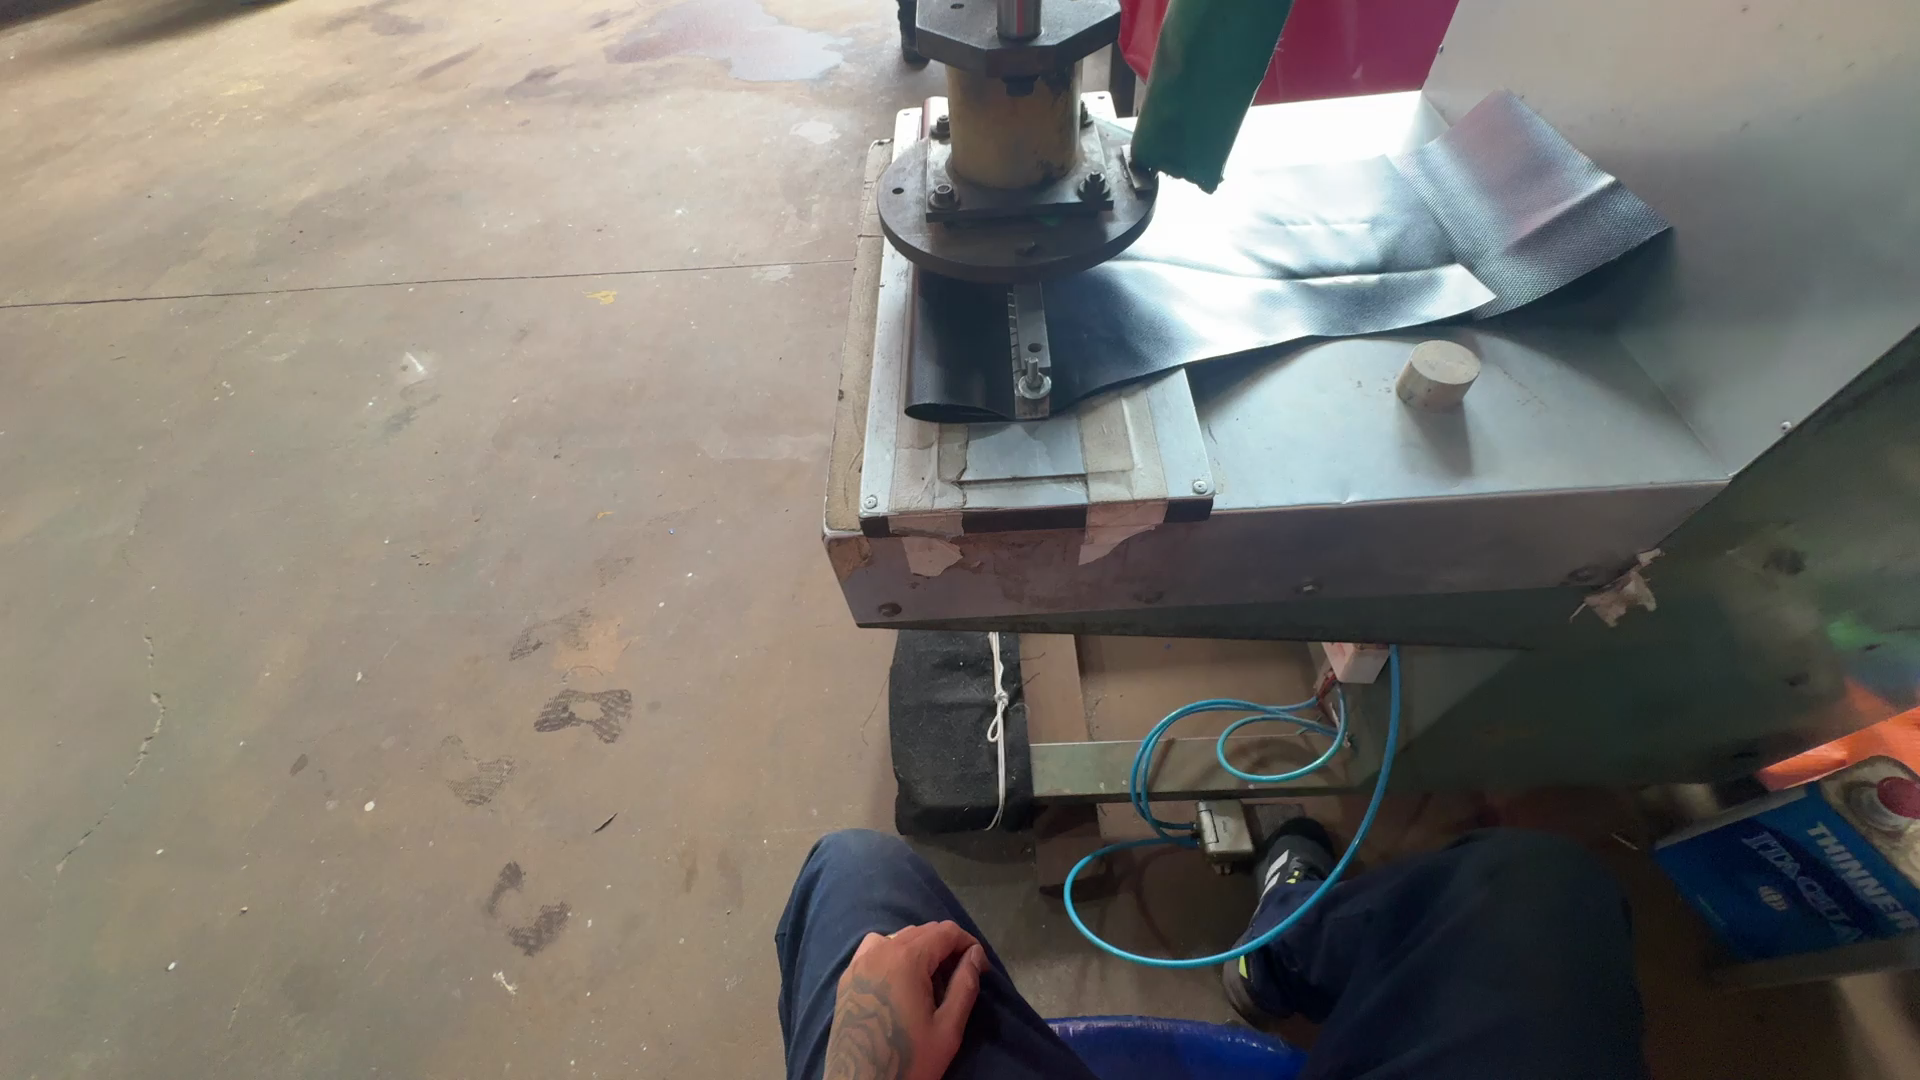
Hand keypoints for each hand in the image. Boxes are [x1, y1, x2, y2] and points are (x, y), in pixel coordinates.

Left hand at [822, 921, 988, 1079]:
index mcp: (907, 958)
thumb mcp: (947, 1029)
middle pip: (923, 931)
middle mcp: (881, 949)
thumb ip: (965, 985)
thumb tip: (975, 954)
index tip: (980, 966)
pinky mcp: (848, 976)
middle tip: (959, 977)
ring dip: (921, 949)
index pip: (946, 931)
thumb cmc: (908, 1061)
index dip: (968, 943)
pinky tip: (898, 976)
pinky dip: (893, 951)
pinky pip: (875, 947)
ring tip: (931, 980)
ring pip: (900, 937)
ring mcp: (860, 961)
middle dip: (947, 948)